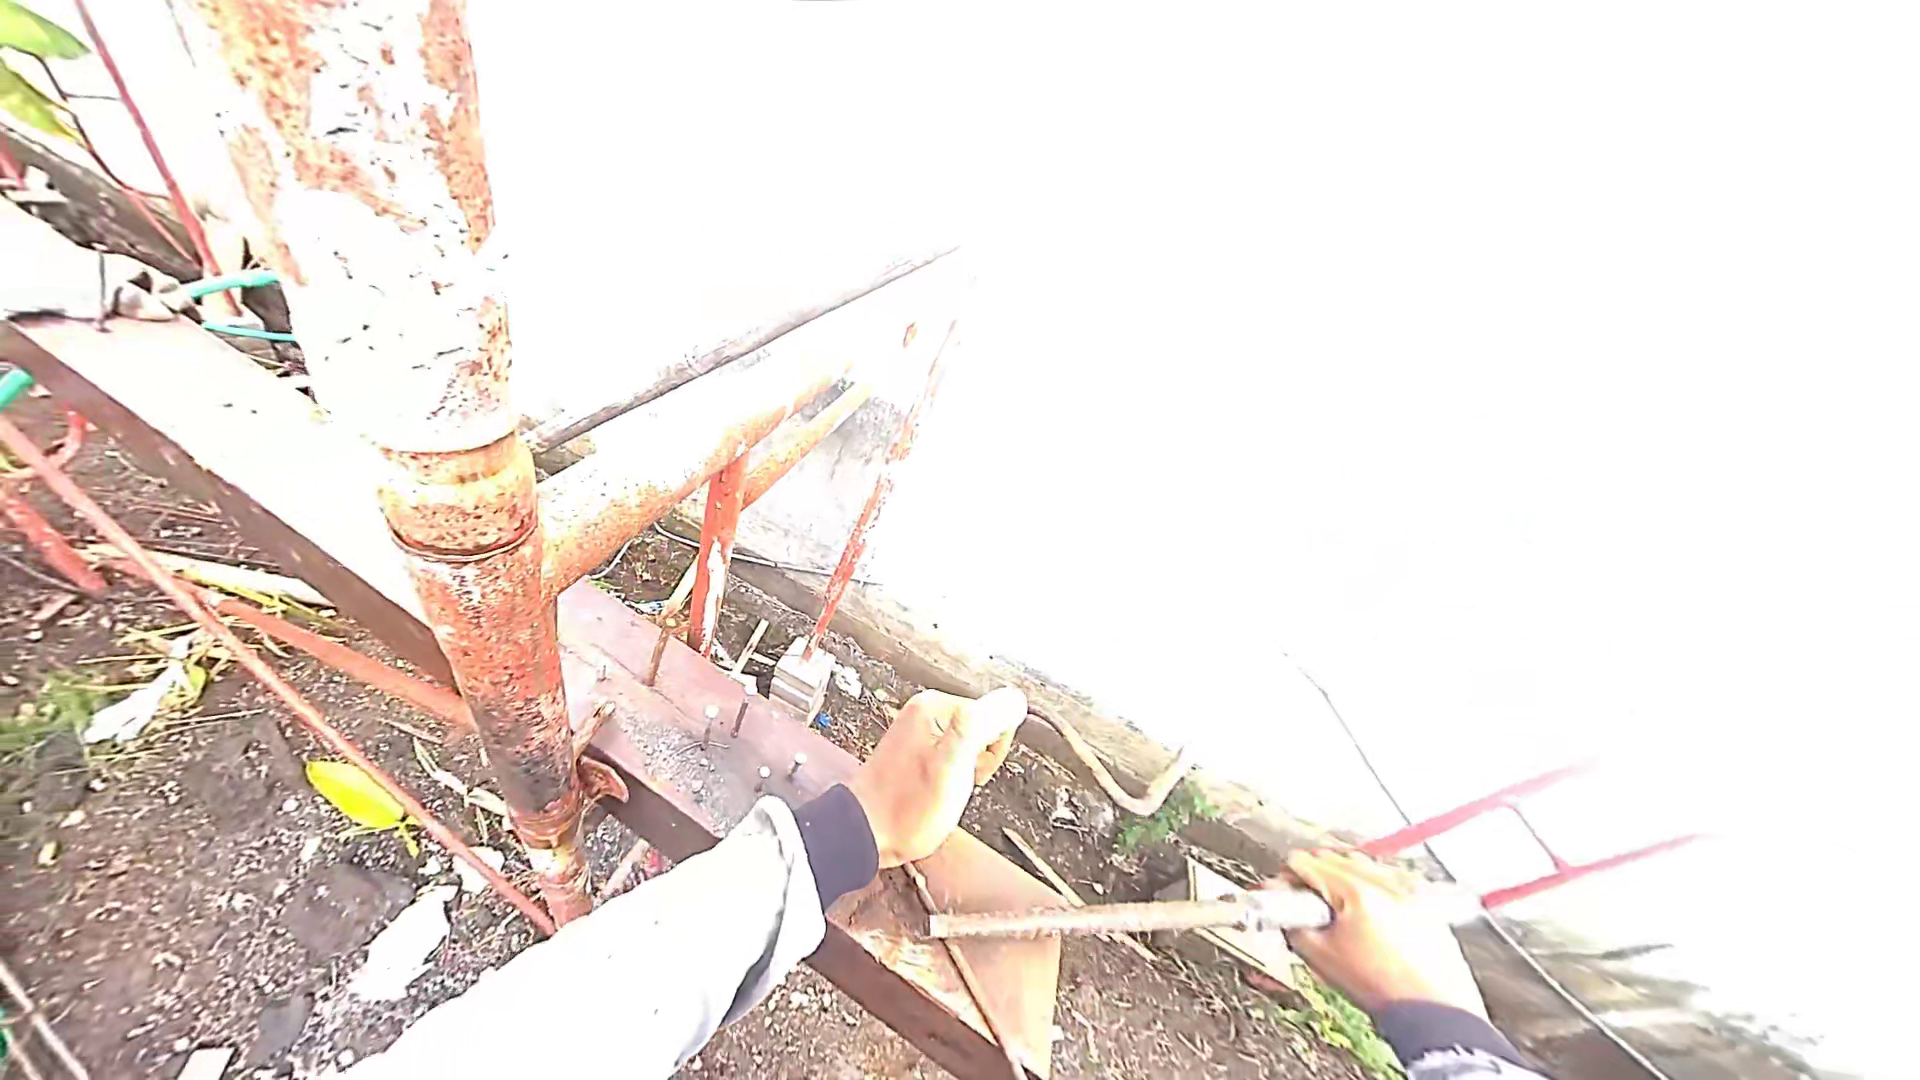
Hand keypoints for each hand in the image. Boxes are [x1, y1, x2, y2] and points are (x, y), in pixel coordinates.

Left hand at [846, 687, 1026, 866]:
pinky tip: (935, 788)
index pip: (994, 715)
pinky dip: (951, 774)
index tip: (970, 769)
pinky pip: (952, 755)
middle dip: (978, 760)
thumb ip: (982, 727)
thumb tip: (1013, 698)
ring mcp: (919, 728)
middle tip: (954, 782)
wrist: (865, 833)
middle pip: (982, 728)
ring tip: (942, 788)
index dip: (991, 750)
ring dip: (965, 770)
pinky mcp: (916, 747)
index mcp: (935, 706)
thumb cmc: (905, 808)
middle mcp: (925, 710)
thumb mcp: (953, 767)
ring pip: (969, 745)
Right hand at [1280, 849, 1487, 1016]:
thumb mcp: (1319, 955)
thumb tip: (1275, 896)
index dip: (1288, 875)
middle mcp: (1382, 883)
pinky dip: (1373, 883)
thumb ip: (1290, 921)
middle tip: (1310, 896)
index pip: (1305, 861)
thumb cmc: (1379, 988)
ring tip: (1340, 902)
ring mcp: (1407, 891)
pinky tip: (1369, 909)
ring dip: (1343, 874)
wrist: (1434, 1018)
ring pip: (1361, 862)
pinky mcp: (1426, 904)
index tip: (1286, 889)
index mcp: (1354, 891)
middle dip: (1315, 872)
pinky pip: (1389, 877)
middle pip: (1332, 856)